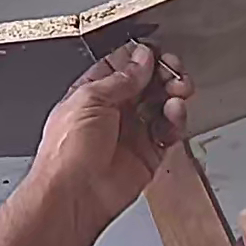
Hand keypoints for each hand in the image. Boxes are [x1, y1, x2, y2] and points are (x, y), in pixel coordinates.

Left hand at [29, 42, 191, 235]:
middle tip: (173, 69)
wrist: (73, 193)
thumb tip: (141, 59)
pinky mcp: (147, 153)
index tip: (155, 51)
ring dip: (173, 93)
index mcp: (91, 93)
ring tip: (178, 90)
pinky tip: (174, 111)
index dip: (139, 57)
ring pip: (161, 104)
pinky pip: (169, 130)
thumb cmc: (67, 150)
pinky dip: (176, 119)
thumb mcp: (90, 99)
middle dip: (162, 73)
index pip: (120, 67)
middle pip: (145, 84)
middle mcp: (112, 111)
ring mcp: (130, 132)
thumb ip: (121, 79)